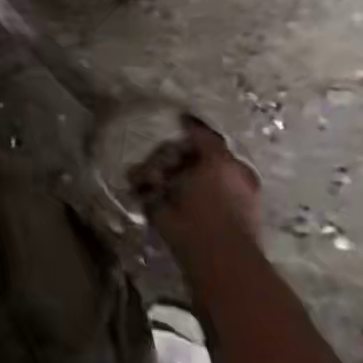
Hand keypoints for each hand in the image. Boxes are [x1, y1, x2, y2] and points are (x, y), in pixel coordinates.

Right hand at [128, 114, 261, 253]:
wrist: (206, 245)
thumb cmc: (220, 202)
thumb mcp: (220, 162)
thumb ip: (206, 138)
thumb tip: (187, 117)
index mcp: (223, 169)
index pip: (197, 143)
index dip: (186, 139)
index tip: (177, 138)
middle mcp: (200, 179)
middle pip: (173, 152)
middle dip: (166, 154)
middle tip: (168, 164)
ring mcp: (178, 192)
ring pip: (155, 165)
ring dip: (152, 168)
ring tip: (154, 180)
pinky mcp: (156, 203)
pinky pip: (141, 181)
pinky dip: (140, 180)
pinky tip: (143, 185)